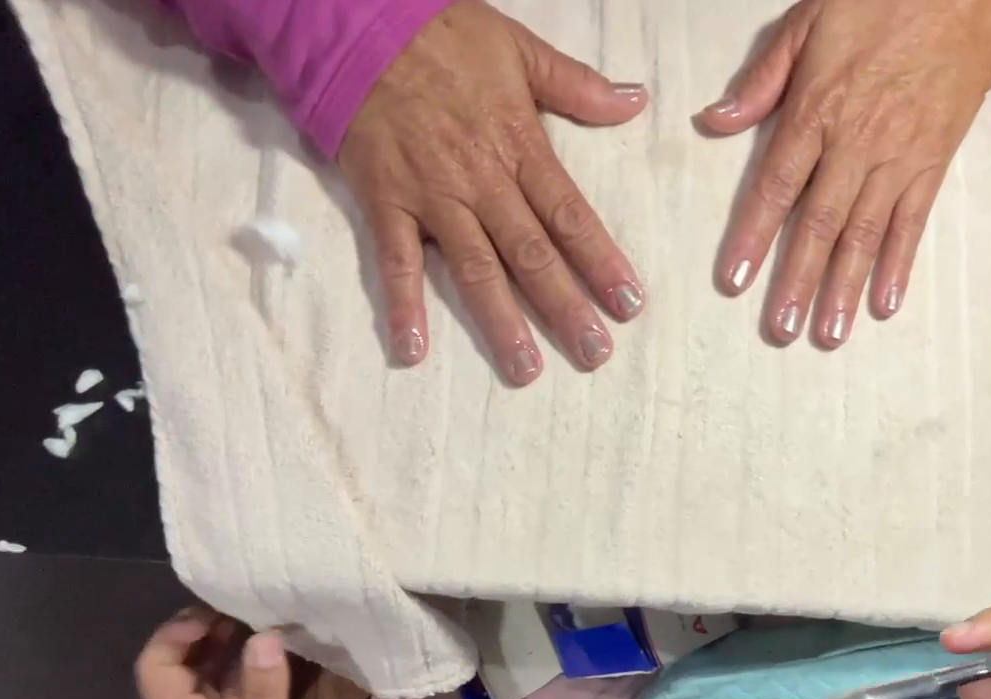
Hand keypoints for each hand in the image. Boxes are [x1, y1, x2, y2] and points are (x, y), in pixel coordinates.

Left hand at [136, 608, 324, 698]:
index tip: (220, 612)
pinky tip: (291, 658)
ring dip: (238, 649)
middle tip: (253, 604)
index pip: (158, 668)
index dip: (177, 635)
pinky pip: (250, 697)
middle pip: (186, 667)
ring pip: (219, 679)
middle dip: (209, 631)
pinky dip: (263, 673)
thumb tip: (265, 635)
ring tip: (273, 619)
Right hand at [338, 1, 648, 384]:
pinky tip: (413, 350)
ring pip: (475, 269)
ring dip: (502, 323)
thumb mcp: (519, 48)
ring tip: (526, 370)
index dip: (602, 262)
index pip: (571, 216)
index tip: (629, 304)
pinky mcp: (386, 202)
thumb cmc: (441, 33)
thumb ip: (579, 85)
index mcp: (520, 148)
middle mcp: (481, 182)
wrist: (354, 15)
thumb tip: (635, 101)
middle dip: (565, 308)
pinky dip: (403, 305)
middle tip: (593, 354)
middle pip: (532, 256)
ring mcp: (433, 196)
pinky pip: (395, 262)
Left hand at [698, 0, 990, 347]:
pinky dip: (898, 265)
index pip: (775, 185)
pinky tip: (884, 304)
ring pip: (864, 234)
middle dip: (798, 281)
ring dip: (844, 288)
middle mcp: (854, 144)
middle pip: (819, 223)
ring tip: (829, 335)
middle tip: (781, 330)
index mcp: (816, 110)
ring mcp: (896, 159)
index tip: (735, 280)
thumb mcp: (809, 19)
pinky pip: (913, 223)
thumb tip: (713, 121)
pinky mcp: (931, 164)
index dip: (754, 235)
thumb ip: (762, 78)